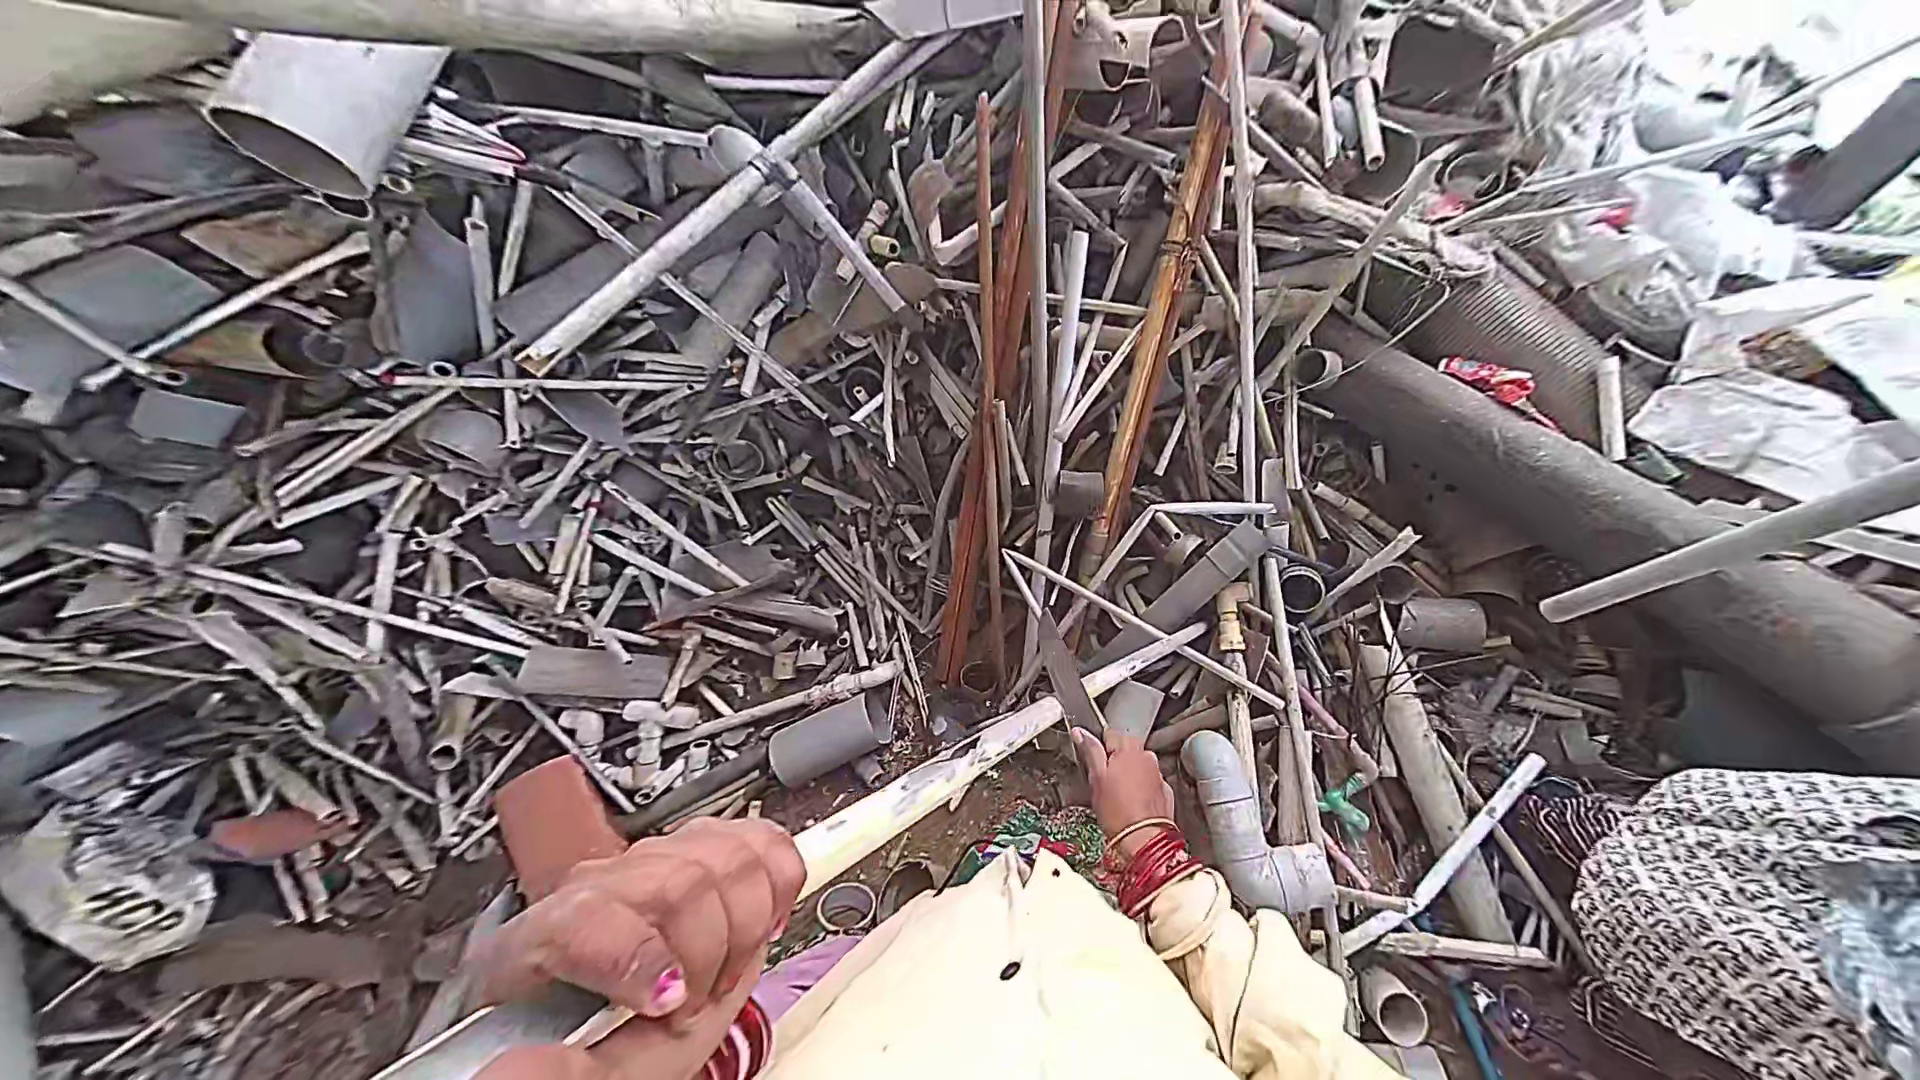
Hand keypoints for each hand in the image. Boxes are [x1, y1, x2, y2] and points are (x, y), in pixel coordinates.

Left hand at [471, 817, 802, 1079]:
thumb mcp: (584, 1072)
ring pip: (731, 854)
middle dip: (711, 951)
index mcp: (551, 934)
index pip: (590, 919)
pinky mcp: (712, 840)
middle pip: (682, 884)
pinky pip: (764, 838)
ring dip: (748, 922)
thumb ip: (567, 1074)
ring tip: (729, 965)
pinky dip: (779, 879)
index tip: (672, 1000)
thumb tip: (517, 1071)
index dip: (639, 958)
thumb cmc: (601, 1034)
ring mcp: (666, 852)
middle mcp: (610, 879)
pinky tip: (764, 918)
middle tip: (704, 998)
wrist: (620, 1002)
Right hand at [1071, 727, 1174, 861]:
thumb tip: (1081, 733)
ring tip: (1117, 797)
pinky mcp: (1164, 792)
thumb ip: (1090, 750)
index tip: (1093, 764)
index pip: (1109, 734)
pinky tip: (1131, 804)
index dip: (1098, 749)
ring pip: (1136, 766)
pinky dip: (1139, 789)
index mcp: (1129, 747)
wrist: (1144, 842)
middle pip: (1124, 749)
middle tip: (1103, 783)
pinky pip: (1147, 782)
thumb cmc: (1118, 812)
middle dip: (1113, 762)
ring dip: (1127, 775)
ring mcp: (1158, 774)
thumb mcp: (1096, 777)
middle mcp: (1147, 756)